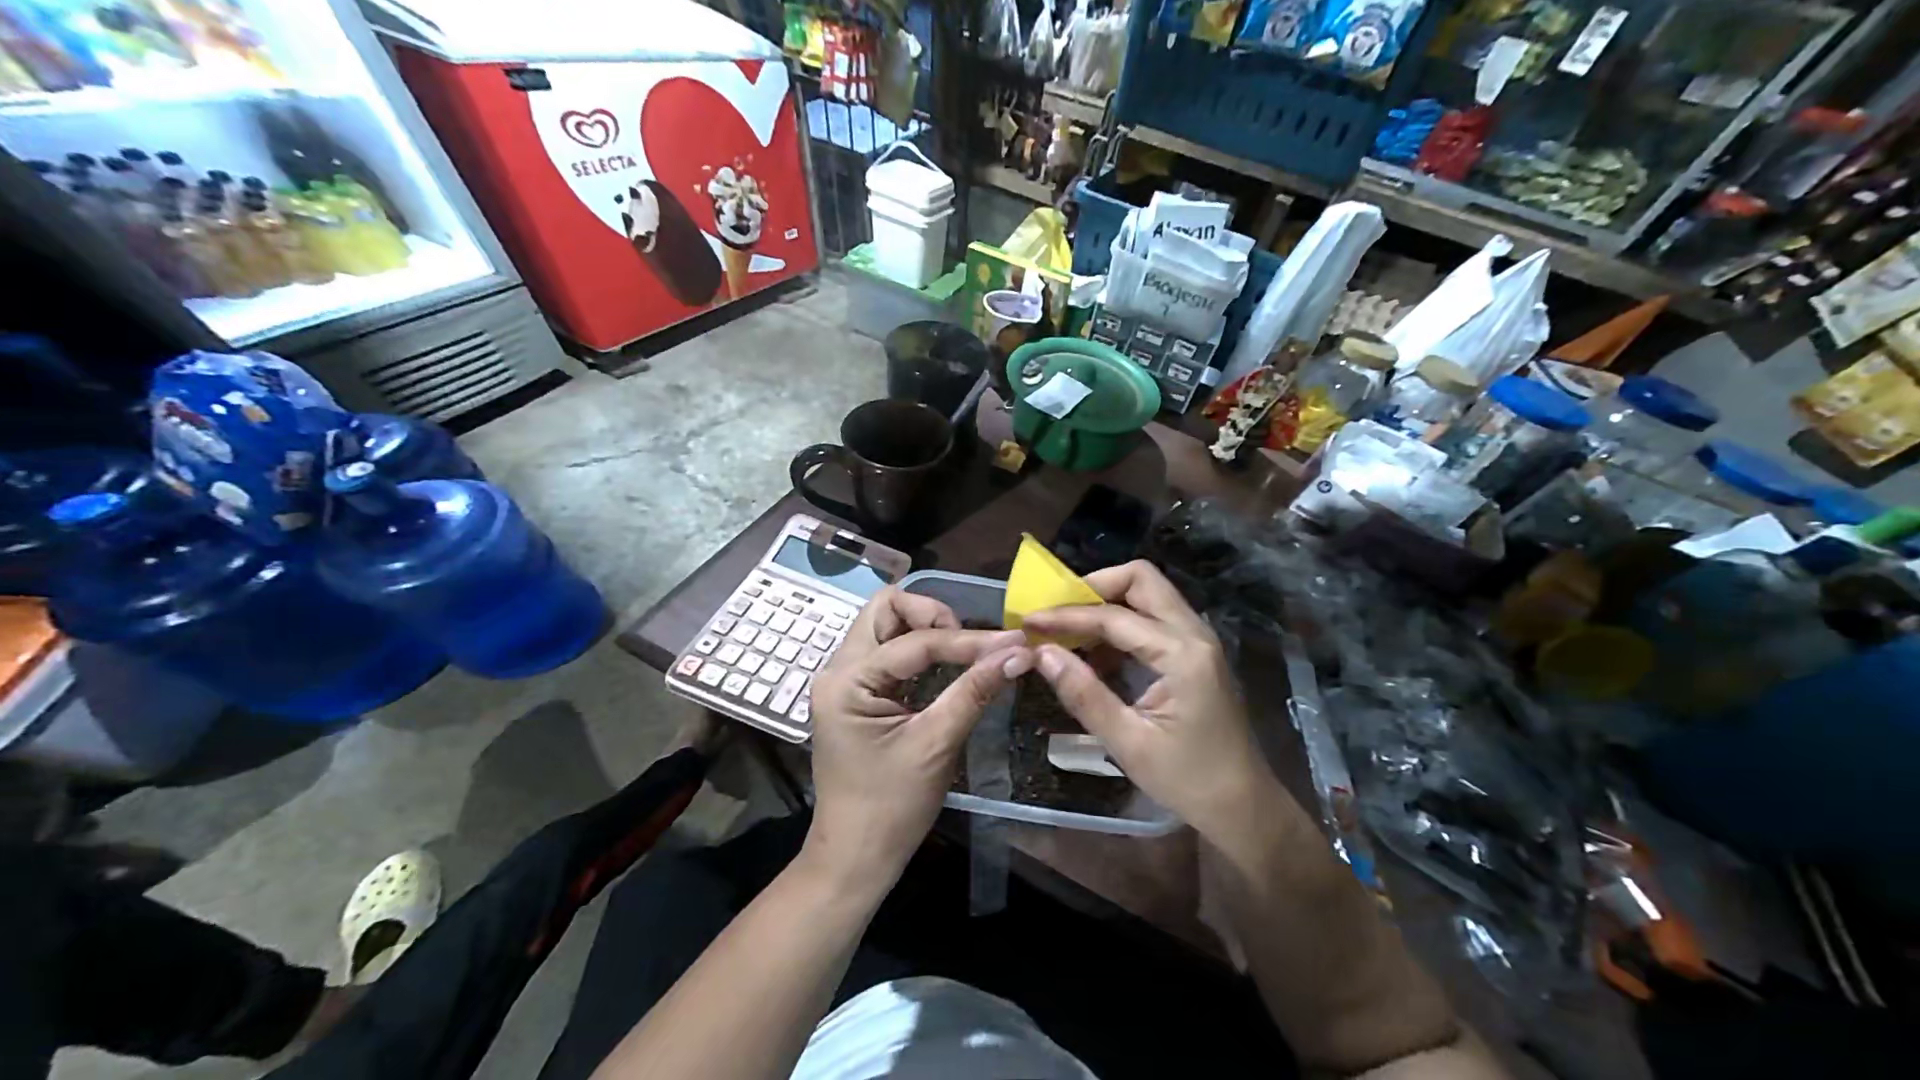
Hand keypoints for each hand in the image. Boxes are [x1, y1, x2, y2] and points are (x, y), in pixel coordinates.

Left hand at [803, 587, 1031, 887]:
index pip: (914, 641)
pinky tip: (947, 664)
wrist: (855, 856)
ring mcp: (845, 680)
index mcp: (847, 681)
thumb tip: (1019, 654)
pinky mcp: (858, 693)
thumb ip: (974, 691)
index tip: (1013, 643)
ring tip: (964, 650)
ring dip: (925, 628)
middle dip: (932, 615)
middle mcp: (838, 669)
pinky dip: (919, 648)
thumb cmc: (891, 808)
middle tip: (970, 642)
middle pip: (885, 609)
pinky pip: (888, 650)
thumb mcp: (936, 745)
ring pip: (885, 625)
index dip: (967, 641)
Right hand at [1020, 561, 1278, 840]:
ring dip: (1106, 602)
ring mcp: (1198, 640)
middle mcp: (1194, 634)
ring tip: (1069, 632)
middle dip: (1092, 587)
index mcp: (1182, 655)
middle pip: (1141, 579)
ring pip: (1148, 593)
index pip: (1113, 616)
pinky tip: (1096, 653)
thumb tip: (1041, 653)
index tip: (1029, 619)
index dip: (1067, 615)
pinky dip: (1121, 622)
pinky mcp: (1194, 652)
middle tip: (1055, 612)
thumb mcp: (1128, 742)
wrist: (1242, 804)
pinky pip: (1153, 617)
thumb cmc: (1187, 779)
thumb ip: (1084, 693)